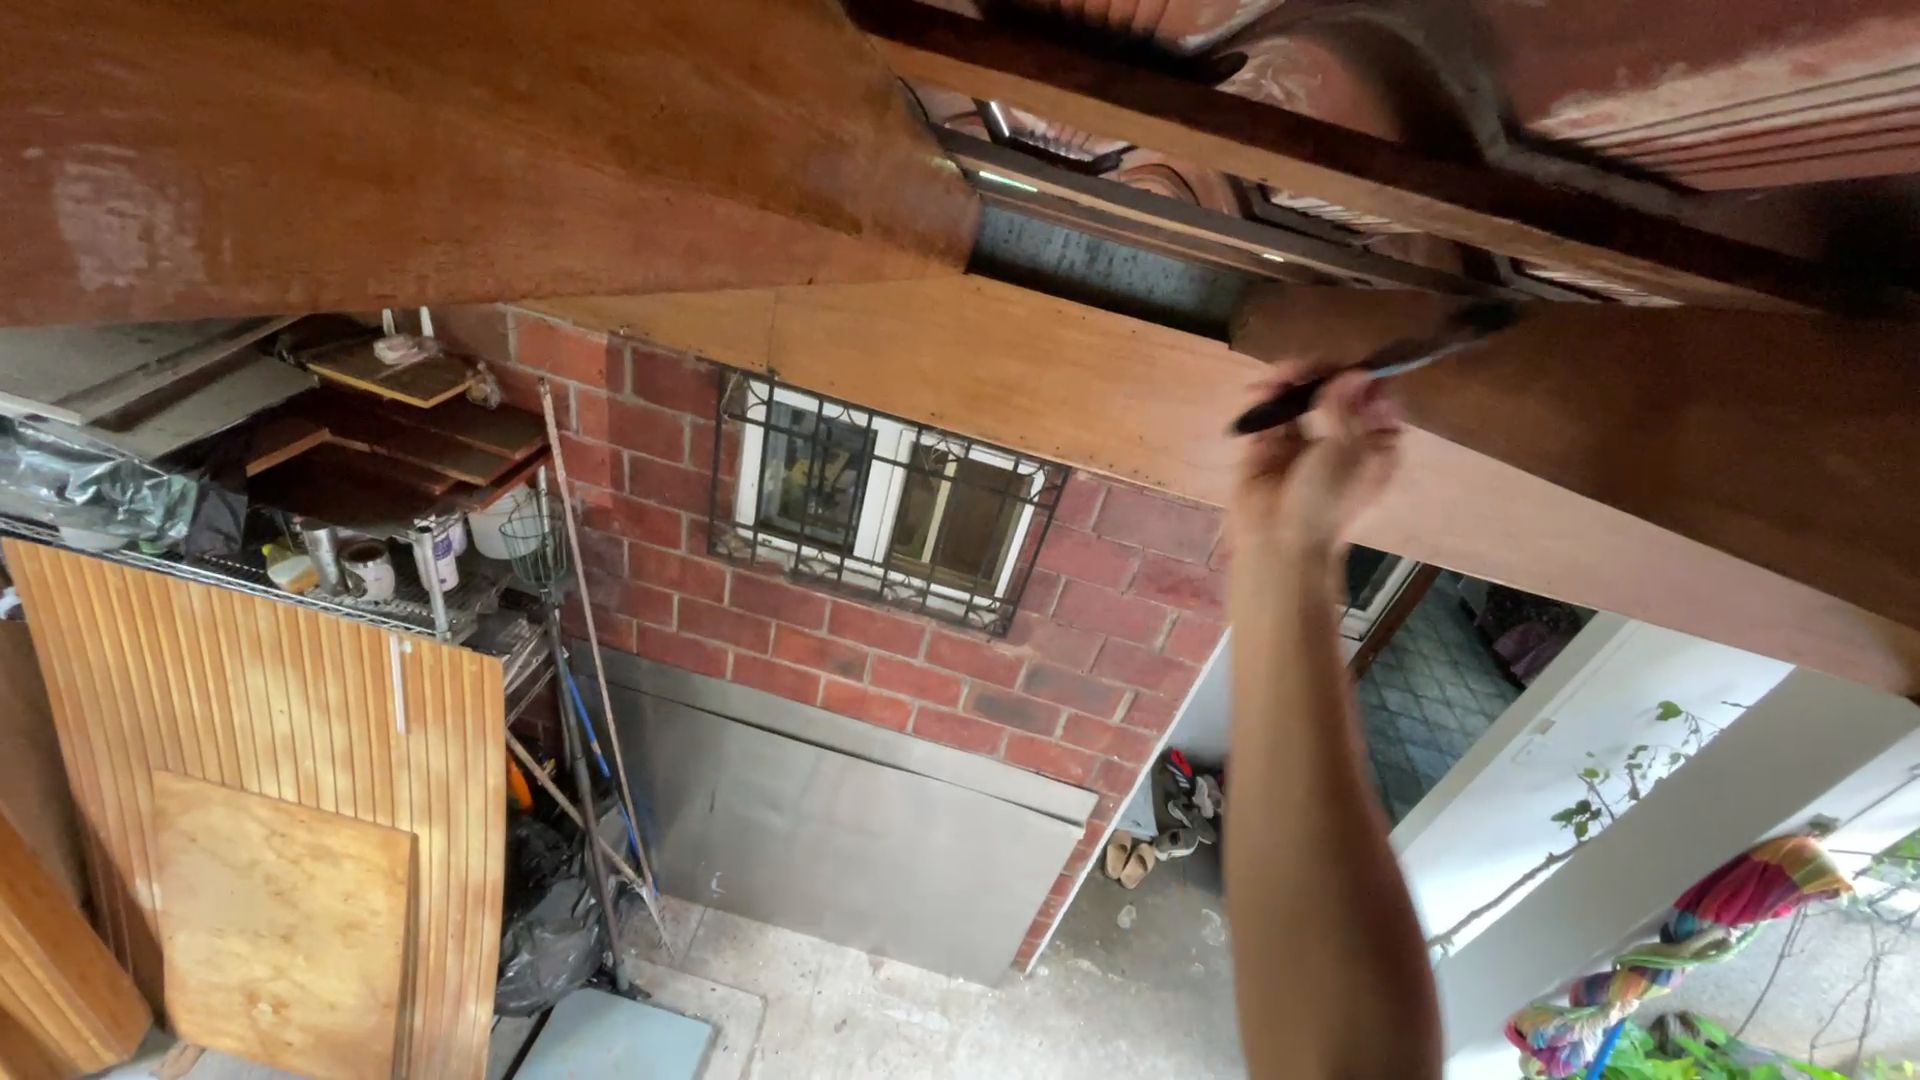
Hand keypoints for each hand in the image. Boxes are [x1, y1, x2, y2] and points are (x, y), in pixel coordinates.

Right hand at [1232, 368, 1402, 556]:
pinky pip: (1269, 415)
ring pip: (1299, 400)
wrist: (1279, 541)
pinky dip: (1266, 399)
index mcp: (1372, 446)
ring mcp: (1300, 444)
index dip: (1363, 379)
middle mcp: (1338, 441)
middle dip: (1320, 375)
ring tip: (1279, 376)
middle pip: (1334, 394)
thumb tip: (1355, 372)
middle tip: (1305, 368)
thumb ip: (1346, 409)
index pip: (1374, 400)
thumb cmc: (1325, 501)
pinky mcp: (1265, 447)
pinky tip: (1263, 390)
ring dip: (1290, 382)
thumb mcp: (1347, 452)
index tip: (1350, 369)